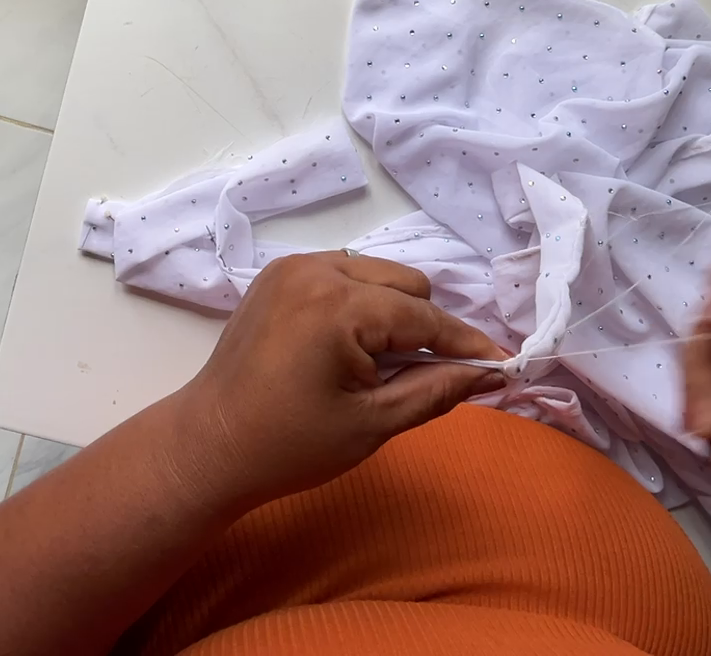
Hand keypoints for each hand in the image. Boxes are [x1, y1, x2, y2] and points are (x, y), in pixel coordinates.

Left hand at [168, 250, 505, 510]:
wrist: (210, 443)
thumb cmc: (290, 444)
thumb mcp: (372, 424)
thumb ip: (434, 390)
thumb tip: (487, 373)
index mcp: (338, 305)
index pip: (422, 317)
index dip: (464, 343)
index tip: (500, 363)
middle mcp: (316, 269)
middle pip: (404, 282)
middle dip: (422, 326)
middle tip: (415, 374)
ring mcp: (293, 266)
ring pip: (375, 272)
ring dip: (391, 309)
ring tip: (376, 361)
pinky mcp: (278, 273)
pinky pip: (342, 271)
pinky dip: (358, 299)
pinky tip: (345, 341)